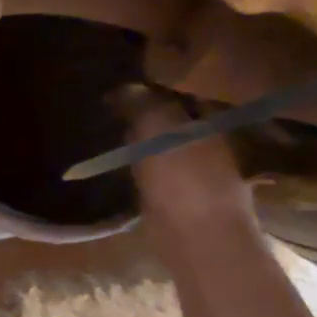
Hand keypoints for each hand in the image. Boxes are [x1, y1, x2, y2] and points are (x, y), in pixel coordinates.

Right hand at [112, 85, 256, 230]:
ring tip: (106, 127)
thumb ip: (142, 104)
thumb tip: (123, 87)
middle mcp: (205, 142)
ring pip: (158, 143)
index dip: (154, 85)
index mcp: (210, 123)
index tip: (123, 81)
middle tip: (109, 103)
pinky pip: (151, 167)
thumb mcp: (158, 129)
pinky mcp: (175, 193)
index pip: (183, 92)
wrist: (196, 235)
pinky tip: (115, 159)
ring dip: (137, 137)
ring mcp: (192, 169)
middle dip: (144, 110)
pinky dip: (135, 162)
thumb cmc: (183, 177)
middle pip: (170, 118)